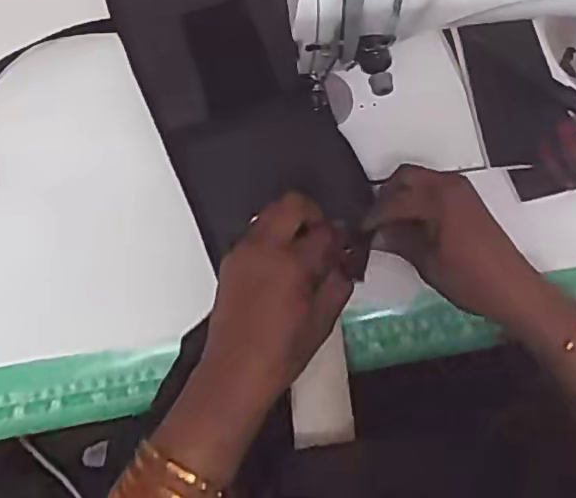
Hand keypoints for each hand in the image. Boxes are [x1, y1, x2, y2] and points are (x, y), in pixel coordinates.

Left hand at [198, 191, 355, 408]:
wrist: (234, 372)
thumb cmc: (279, 354)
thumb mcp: (322, 322)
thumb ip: (338, 283)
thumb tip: (345, 262)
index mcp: (292, 263)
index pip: (324, 231)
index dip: (339, 236)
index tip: (343, 244)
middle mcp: (265, 247)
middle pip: (293, 203)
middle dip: (313, 214)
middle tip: (322, 235)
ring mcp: (244, 249)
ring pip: (271, 212)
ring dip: (290, 222)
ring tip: (302, 249)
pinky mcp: (230, 257)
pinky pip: (255, 231)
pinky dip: (271, 236)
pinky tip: (280, 263)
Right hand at [365, 165, 571, 334]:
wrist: (514, 290)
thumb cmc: (473, 280)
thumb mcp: (429, 263)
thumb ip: (400, 241)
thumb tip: (377, 234)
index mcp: (439, 198)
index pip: (395, 200)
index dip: (374, 215)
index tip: (361, 228)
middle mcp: (449, 184)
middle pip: (405, 176)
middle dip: (386, 195)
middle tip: (375, 221)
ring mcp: (460, 188)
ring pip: (419, 178)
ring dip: (402, 194)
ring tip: (391, 223)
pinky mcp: (467, 197)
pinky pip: (433, 186)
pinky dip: (418, 196)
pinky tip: (412, 221)